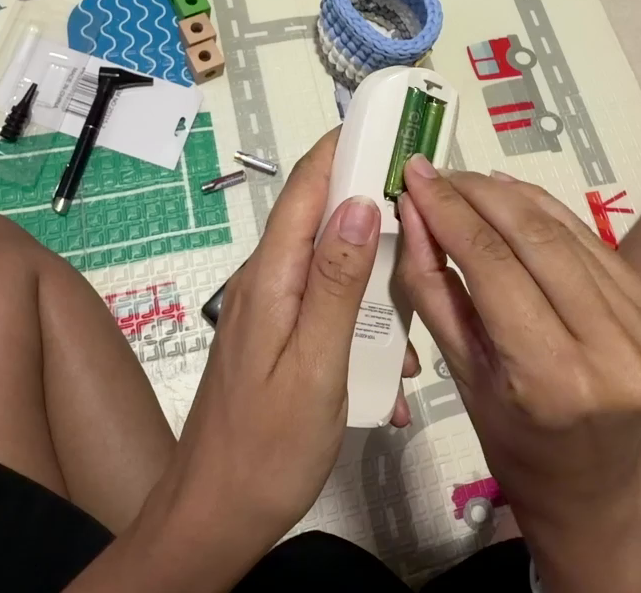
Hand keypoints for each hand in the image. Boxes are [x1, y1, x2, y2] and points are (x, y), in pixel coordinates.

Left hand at [152, 130, 384, 573]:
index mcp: (271, 276)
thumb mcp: (314, 365)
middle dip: (370, 203)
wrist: (215, 514)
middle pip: (319, 217)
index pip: (305, 187)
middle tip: (425, 208)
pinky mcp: (276, 335)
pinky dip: (359, 312)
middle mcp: (265, 279)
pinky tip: (388, 357)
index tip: (389, 126)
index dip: (343, 147)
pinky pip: (323, 301)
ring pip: (327, 261)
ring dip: (372, 272)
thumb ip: (336, 283)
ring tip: (415, 300)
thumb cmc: (268, 447)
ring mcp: (268, 308)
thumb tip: (360, 203)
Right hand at [395, 158, 640, 592]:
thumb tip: (414, 211)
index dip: (449, 212)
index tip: (416, 176)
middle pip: (536, 240)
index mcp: (552, 381)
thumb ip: (432, 286)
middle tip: (438, 172)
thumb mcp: (458, 371)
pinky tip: (513, 197)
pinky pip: (593, 244)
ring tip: (468, 180)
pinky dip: (548, 214)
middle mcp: (612, 350)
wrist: (592, 488)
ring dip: (512, 195)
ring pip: (567, 232)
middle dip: (479, 194)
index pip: (492, 267)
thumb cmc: (512, 442)